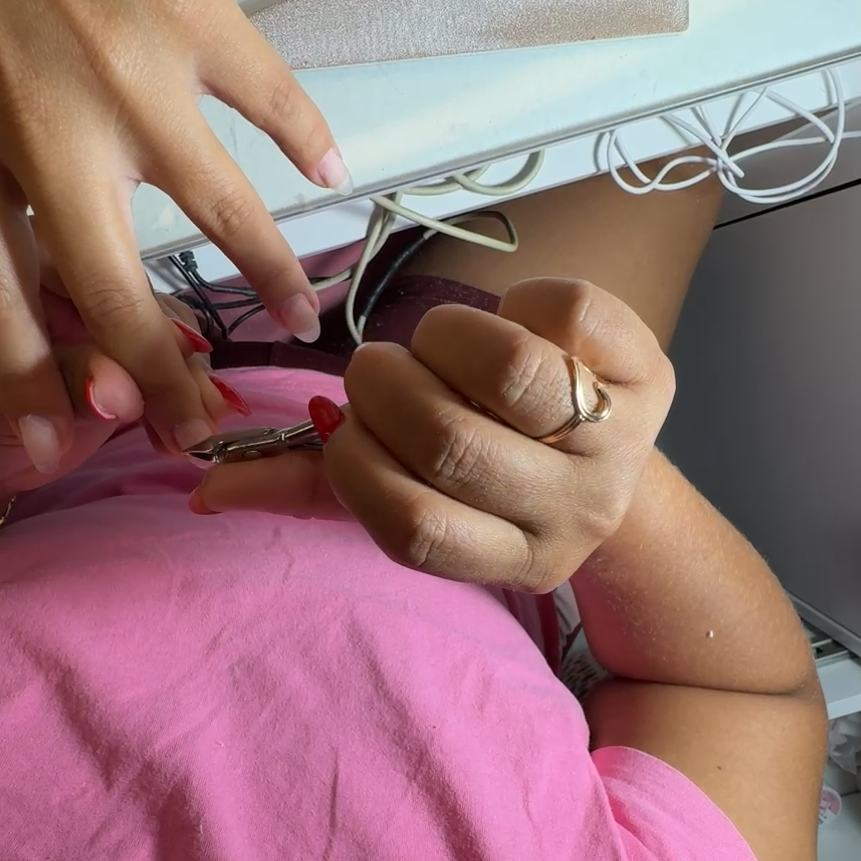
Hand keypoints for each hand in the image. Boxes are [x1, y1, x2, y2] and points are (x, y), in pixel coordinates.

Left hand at [0, 0, 347, 468]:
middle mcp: (48, 130)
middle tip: (203, 421)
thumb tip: (53, 274)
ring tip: (301, 319)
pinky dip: (309, 138)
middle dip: (163, 376)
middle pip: (115, 293)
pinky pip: (267, 94)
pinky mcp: (185, 13)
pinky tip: (334, 174)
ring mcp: (125, 76)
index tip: (54, 448)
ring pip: (219, 212)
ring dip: (269, 278)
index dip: (23, 386)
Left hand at [0, 264, 233, 537]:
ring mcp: (100, 322)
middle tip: (199, 422)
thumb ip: (67, 383)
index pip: (112, 279)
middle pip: (153, 308)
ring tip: (196, 435)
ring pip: (168, 343)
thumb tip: (129, 391)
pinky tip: (194, 430)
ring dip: (187, 390)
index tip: (180, 396)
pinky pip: (163, 372)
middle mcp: (75, 278)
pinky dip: (181, 402)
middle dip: (180, 369)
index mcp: (31, 257)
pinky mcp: (118, 360)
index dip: (152, 339)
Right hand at [192, 279, 673, 592]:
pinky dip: (524, 299)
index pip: (411, 526)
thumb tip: (208, 488)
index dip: (357, 460)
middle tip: (386, 372)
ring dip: (448, 339)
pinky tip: (516, 325)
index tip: (351, 426)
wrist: (608, 456)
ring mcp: (619, 448)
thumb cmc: (490, 476)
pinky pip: (571, 313)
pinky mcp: (652, 377)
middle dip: (391, 387)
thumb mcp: (413, 493)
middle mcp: (571, 518)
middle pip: (454, 445)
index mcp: (508, 560)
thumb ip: (319, 490)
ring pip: (514, 376)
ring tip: (442, 345)